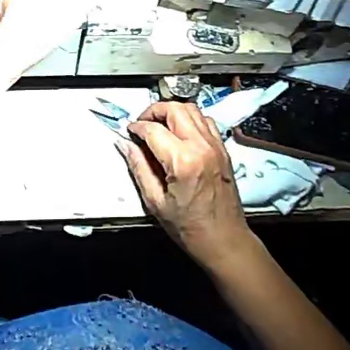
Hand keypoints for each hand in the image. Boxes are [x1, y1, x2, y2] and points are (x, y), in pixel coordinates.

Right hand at [119, 102, 254, 265]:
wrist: (224, 240)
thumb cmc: (191, 228)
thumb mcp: (155, 201)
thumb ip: (139, 168)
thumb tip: (125, 145)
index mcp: (183, 161)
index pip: (153, 129)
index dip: (137, 127)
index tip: (129, 132)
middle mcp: (201, 147)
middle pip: (175, 109)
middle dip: (154, 111)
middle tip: (142, 124)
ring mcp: (215, 146)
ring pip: (192, 109)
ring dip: (172, 112)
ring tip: (159, 126)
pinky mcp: (223, 150)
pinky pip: (206, 121)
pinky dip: (190, 119)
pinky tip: (179, 133)